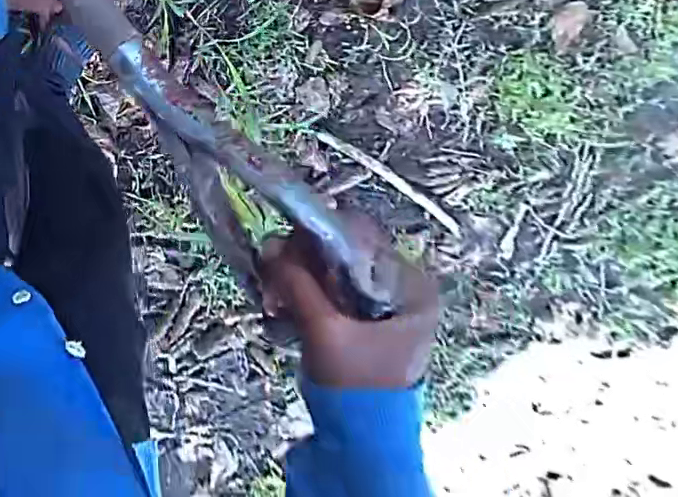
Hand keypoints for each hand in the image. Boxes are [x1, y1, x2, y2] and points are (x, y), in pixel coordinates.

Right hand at [259, 212, 440, 389]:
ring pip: (325, 265)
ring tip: (273, 299)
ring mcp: (379, 301)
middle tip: (272, 276)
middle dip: (298, 259)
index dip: (317, 233)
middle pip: (337, 246)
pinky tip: (280, 306)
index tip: (286, 249)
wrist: (364, 446)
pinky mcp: (359, 316)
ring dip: (293, 276)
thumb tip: (269, 246)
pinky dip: (299, 290)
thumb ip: (296, 282)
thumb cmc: (356, 386)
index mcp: (408, 285)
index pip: (358, 232)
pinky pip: (323, 285)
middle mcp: (398, 285)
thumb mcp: (323, 330)